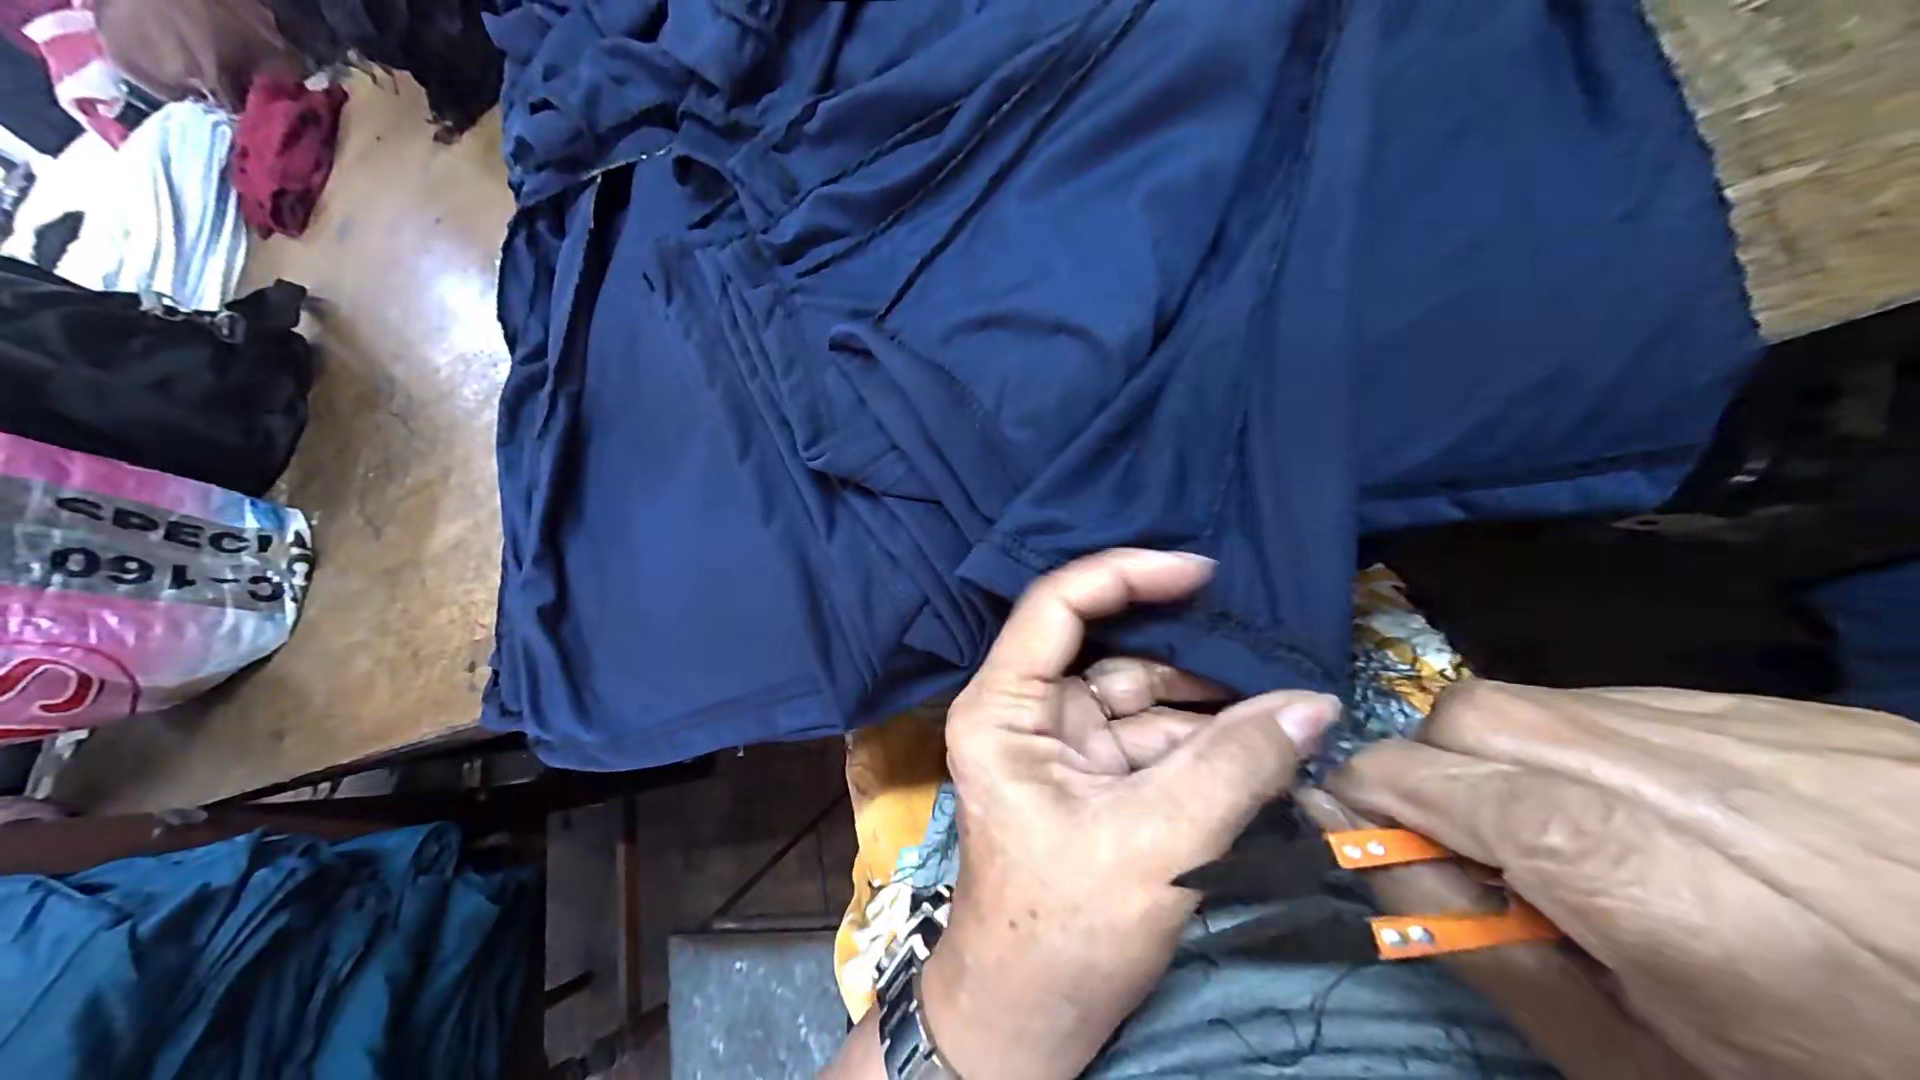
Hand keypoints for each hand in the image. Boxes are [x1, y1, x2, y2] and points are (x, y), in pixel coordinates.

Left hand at [921, 549, 1338, 1079]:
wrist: (1030, 1019)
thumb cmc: (1063, 931)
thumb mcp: (1157, 843)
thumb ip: (1237, 767)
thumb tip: (1313, 703)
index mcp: (1004, 708)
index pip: (1058, 606)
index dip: (1125, 574)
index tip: (1199, 570)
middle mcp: (1029, 712)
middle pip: (1113, 651)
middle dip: (1190, 652)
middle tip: (1267, 643)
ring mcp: (1064, 744)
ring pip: (1145, 699)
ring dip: (1211, 705)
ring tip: (1285, 706)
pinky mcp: (1094, 776)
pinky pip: (1156, 740)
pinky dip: (1207, 743)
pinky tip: (1263, 745)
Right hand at [1328, 681, 1919, 1079]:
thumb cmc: (1799, 1077)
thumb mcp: (1620, 1058)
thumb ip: (1462, 931)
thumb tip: (1336, 822)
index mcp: (1700, 920)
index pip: (1481, 794)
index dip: (1388, 788)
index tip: (1356, 813)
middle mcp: (1739, 797)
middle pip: (1492, 716)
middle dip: (1434, 761)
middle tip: (1459, 829)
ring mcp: (1789, 738)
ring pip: (1546, 696)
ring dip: (1507, 750)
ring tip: (1562, 822)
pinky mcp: (1817, 714)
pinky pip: (1628, 699)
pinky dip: (1588, 743)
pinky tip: (1649, 807)